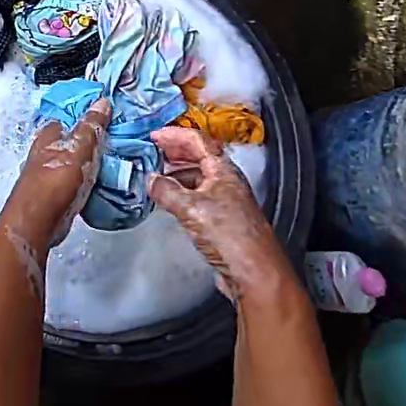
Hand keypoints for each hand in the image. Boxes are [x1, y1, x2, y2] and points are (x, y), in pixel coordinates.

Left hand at [4, 99, 110, 249]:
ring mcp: (49, 175)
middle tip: (114, 140)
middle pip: (70, 141)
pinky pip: (76, 180)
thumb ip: (92, 126)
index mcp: (49, 136)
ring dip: (89, 161)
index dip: (85, 116)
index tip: (106, 117)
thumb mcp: (80, 147)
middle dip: (89, 140)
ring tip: (113, 161)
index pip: (67, 119)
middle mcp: (45, 153)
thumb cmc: (57, 180)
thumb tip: (102, 102)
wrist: (39, 222)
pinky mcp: (55, 195)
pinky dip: (87, 180)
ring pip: (73, 161)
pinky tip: (101, 183)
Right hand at [148, 127, 295, 303]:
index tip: (155, 135)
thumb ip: (167, 191)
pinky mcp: (223, 219)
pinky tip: (171, 200)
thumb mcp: (191, 208)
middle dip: (176, 151)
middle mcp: (226, 181)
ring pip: (199, 176)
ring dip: (179, 171)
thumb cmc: (230, 234)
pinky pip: (199, 196)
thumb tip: (152, 180)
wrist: (253, 269)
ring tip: (159, 174)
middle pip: (200, 156)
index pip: (198, 140)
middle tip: (156, 150)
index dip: (175, 135)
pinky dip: (183, 191)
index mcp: (223, 170)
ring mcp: (226, 199)